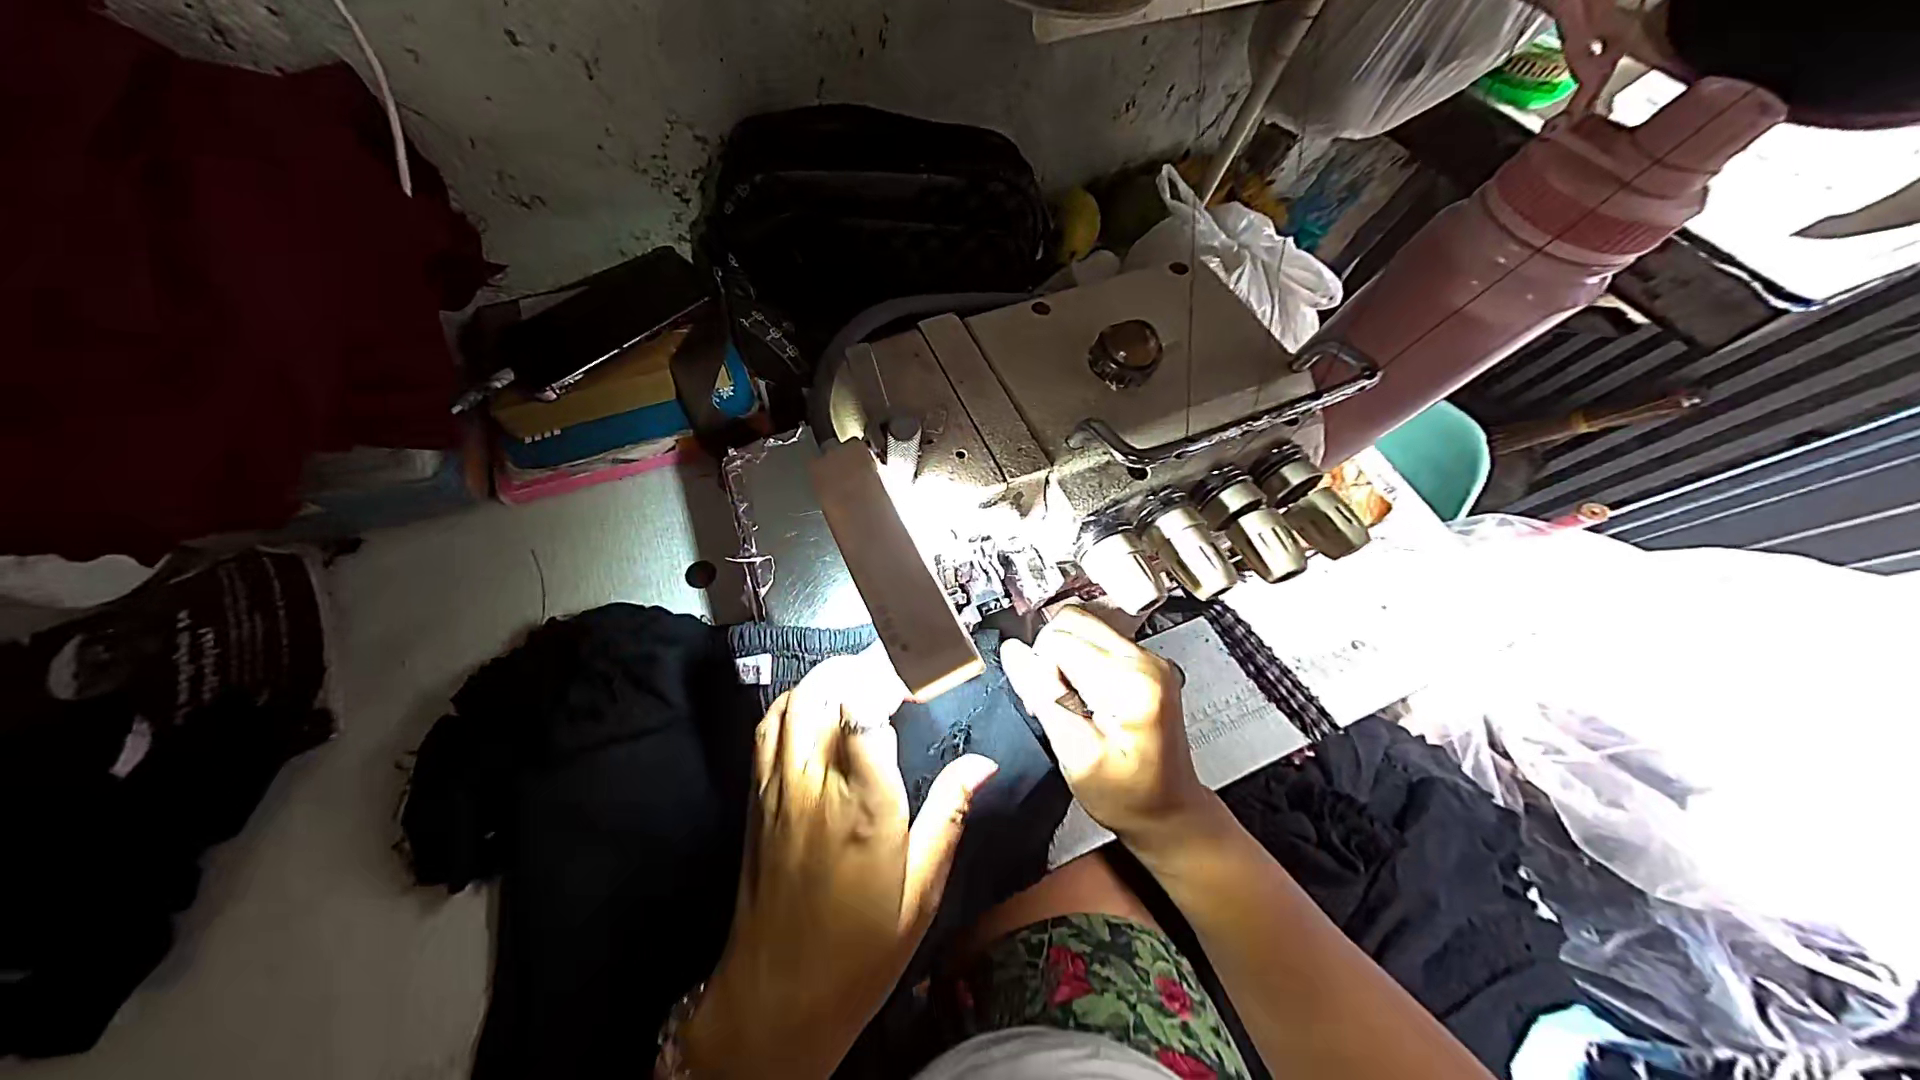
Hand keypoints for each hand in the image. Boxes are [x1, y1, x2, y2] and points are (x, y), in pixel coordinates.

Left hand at [683, 651, 997, 1079]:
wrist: (775, 997)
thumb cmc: (860, 950)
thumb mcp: (920, 890)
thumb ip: (948, 815)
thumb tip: (982, 764)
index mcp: (863, 806)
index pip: (866, 709)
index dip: (894, 675)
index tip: (924, 671)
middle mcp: (813, 784)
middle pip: (823, 691)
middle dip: (861, 666)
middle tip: (895, 672)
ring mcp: (777, 788)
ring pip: (792, 700)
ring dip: (828, 678)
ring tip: (861, 682)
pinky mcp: (756, 797)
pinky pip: (768, 727)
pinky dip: (796, 700)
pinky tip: (819, 709)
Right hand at [1000, 606, 1210, 847]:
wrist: (1167, 810)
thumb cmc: (1129, 794)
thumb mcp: (1075, 754)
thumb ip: (1042, 696)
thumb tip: (1014, 653)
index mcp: (1132, 681)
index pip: (1058, 640)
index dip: (1040, 671)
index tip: (1050, 706)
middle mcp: (1145, 660)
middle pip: (1070, 622)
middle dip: (1050, 658)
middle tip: (1059, 704)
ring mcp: (1147, 658)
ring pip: (1080, 628)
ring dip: (1064, 660)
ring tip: (1074, 704)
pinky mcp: (1143, 662)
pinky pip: (1094, 642)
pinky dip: (1078, 665)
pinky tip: (1086, 700)